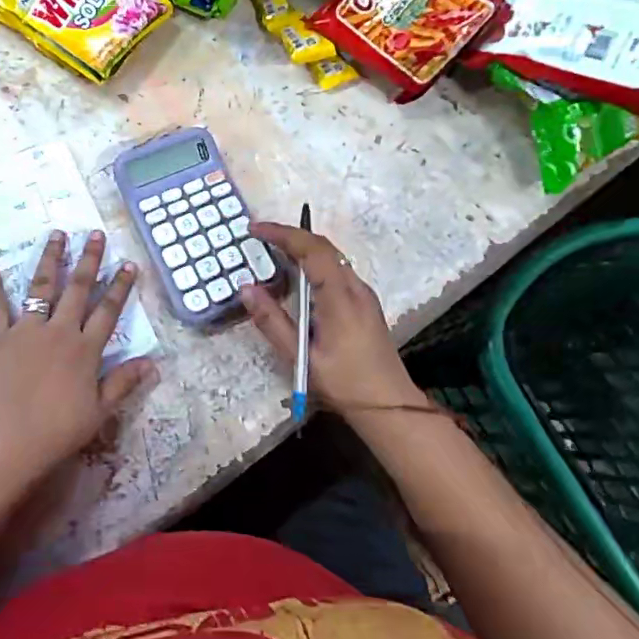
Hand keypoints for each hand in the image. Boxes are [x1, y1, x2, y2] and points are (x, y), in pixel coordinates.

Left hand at [0, 231, 157, 487]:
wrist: (2, 442)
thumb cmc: (54, 432)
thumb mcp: (98, 413)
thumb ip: (123, 383)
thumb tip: (153, 362)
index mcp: (85, 349)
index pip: (108, 311)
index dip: (120, 287)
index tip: (128, 263)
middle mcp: (58, 331)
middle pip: (78, 289)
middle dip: (89, 260)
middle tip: (95, 233)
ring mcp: (27, 331)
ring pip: (42, 287)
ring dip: (50, 259)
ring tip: (56, 234)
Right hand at [238, 222, 423, 417]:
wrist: (391, 408)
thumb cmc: (345, 384)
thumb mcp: (301, 357)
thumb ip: (272, 321)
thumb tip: (246, 288)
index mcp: (341, 298)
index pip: (313, 250)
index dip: (283, 234)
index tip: (255, 230)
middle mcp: (356, 288)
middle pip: (323, 247)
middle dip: (290, 235)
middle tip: (259, 236)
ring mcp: (363, 295)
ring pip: (331, 257)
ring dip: (302, 247)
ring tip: (272, 250)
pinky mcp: (364, 304)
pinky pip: (336, 270)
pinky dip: (313, 262)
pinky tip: (297, 277)